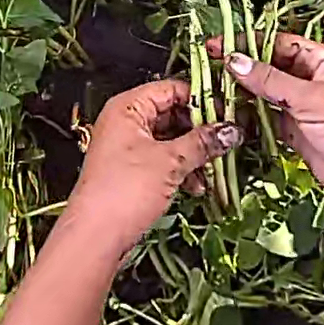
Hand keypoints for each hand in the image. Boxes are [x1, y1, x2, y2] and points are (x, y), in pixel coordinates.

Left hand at [64, 79, 239, 254]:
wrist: (95, 235)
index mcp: (128, 106)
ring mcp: (128, 145)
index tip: (225, 112)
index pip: (171, 89)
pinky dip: (181, 169)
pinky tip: (197, 185)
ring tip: (213, 167)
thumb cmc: (120, 191)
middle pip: (171, 113)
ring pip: (169, 139)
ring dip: (193, 153)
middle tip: (224, 140)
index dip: (200, 99)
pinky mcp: (132, 169)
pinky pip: (163, 159)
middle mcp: (125, 121)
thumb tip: (227, 130)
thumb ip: (202, 143)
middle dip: (199, 130)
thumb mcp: (169, 162)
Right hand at [208, 33, 323, 220]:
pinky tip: (230, 117)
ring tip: (212, 95)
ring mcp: (308, 110)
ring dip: (243, 96)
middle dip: (241, 70)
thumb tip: (233, 60)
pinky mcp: (302, 136)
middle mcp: (315, 82)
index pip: (278, 44)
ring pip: (267, 96)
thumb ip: (270, 80)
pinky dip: (251, 120)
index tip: (216, 46)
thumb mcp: (314, 100)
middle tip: (207, 71)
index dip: (247, 44)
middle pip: (270, 69)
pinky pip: (270, 122)